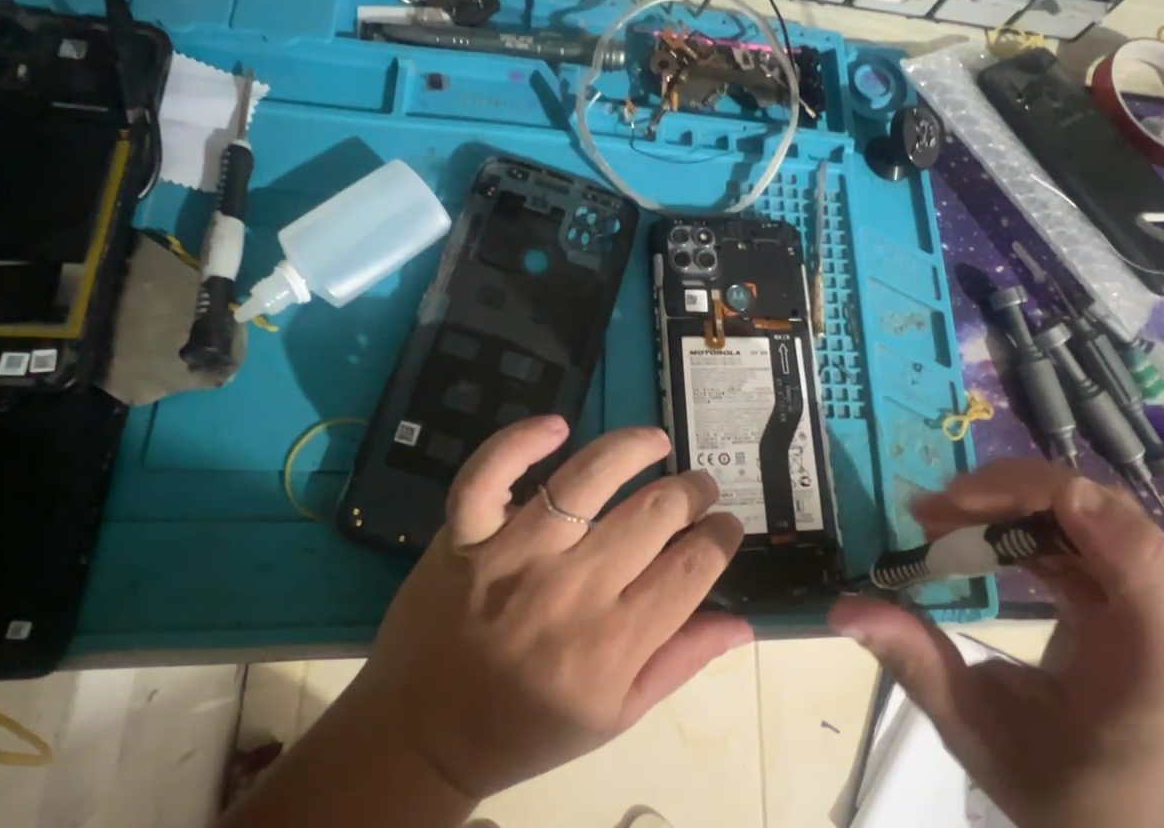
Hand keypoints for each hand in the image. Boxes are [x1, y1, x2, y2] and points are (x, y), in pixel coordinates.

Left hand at [338, 416, 751, 799]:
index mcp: (614, 643)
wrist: (419, 737)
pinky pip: (489, 473)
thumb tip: (744, 621)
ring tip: (656, 442)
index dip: (722, 535)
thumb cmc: (525, 729)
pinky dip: (520, 440)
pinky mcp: (464, 536)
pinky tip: (557, 425)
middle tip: (698, 489)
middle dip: (692, 491)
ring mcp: (512, 555)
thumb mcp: (614, 715)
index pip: (693, 566)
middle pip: (653, 513)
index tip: (725, 525)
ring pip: (587, 478)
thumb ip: (679, 661)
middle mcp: (571, 589)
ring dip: (634, 448)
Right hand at [830, 460, 1163, 827]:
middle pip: (1106, 513)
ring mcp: (1144, 596)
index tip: (966, 506)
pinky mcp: (1120, 590)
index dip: (1062, 508)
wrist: (1125, 820)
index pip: (1138, 556)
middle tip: (934, 510)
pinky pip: (1077, 530)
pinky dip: (1019, 520)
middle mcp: (1159, 613)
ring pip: (1089, 510)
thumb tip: (843, 610)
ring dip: (1011, 501)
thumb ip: (917, 666)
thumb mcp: (978, 736)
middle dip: (1013, 494)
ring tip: (940, 515)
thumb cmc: (1064, 791)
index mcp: (1147, 656)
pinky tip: (970, 531)